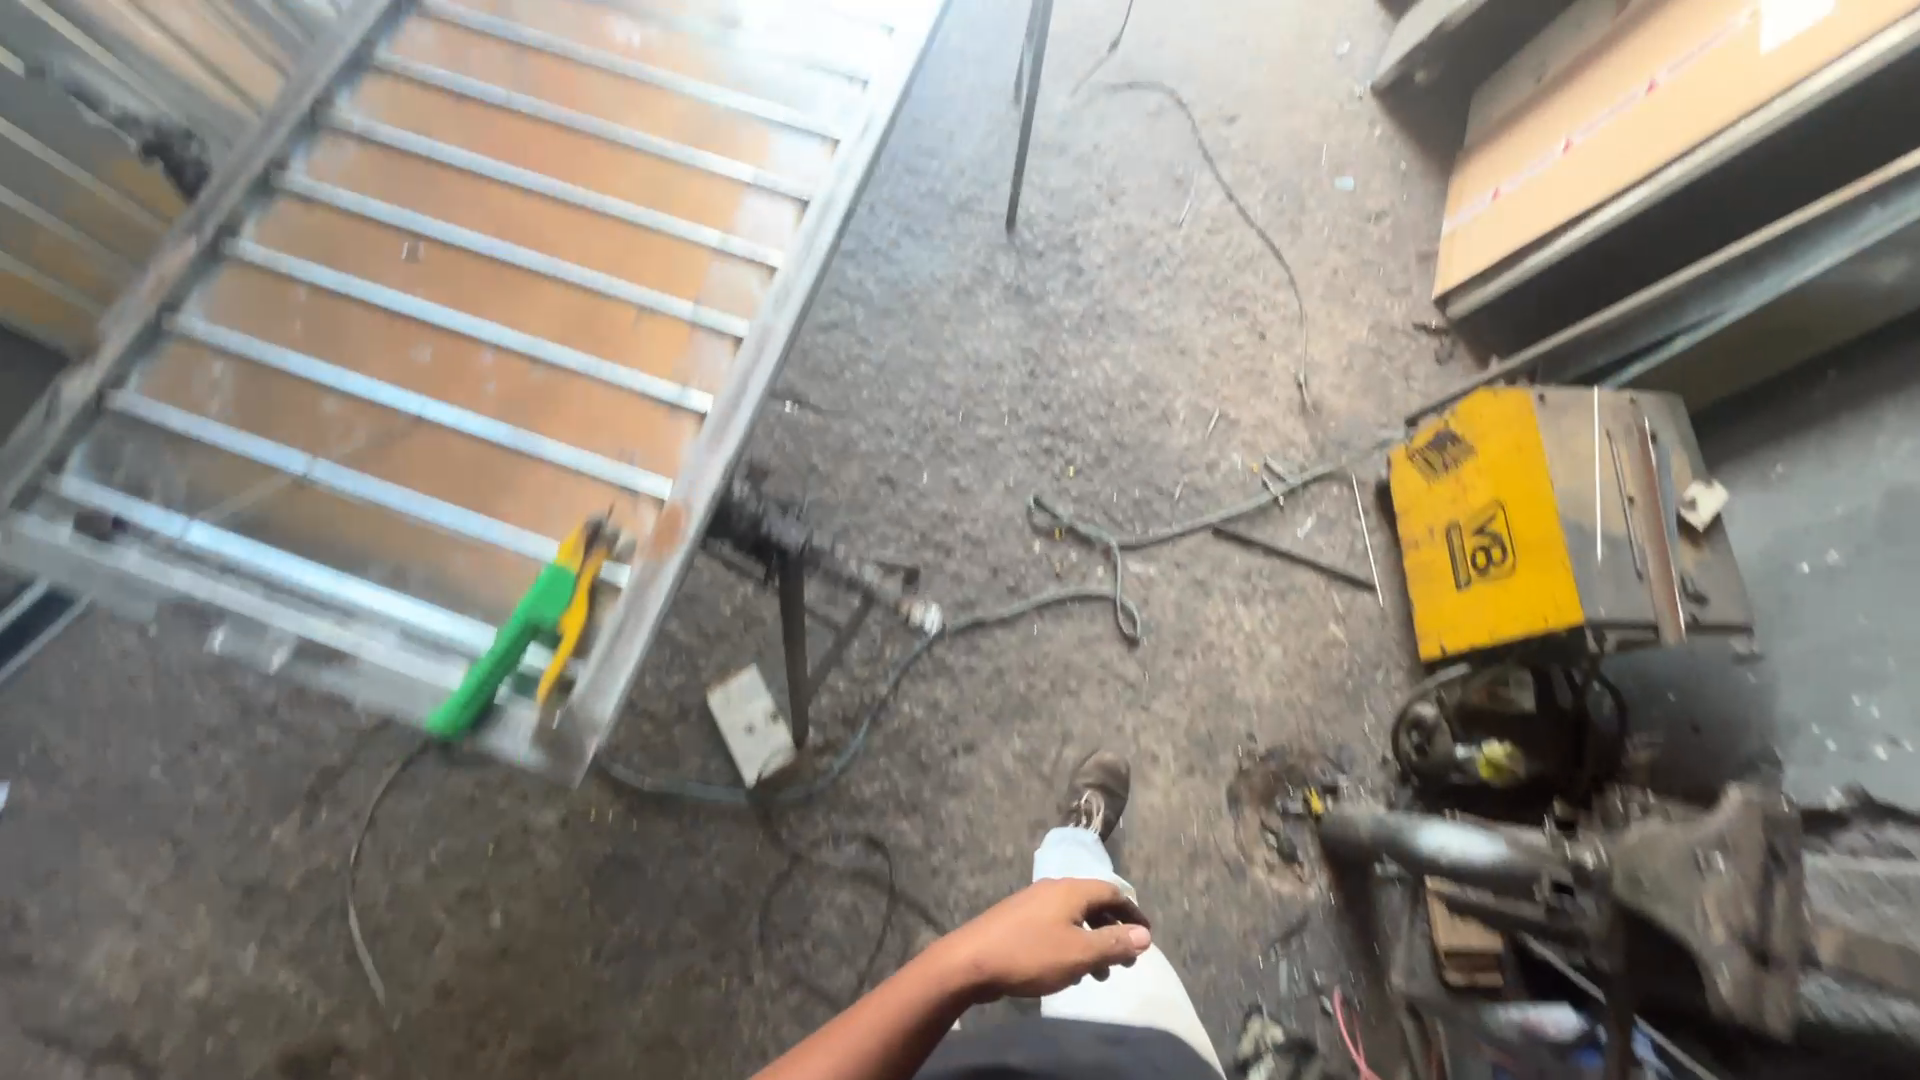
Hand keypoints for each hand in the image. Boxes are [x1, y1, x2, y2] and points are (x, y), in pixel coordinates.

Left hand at [926, 879, 1151, 1001]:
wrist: (972, 960)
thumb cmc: (1031, 954)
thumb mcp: (1079, 953)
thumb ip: (1113, 943)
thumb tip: (1145, 934)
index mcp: (1071, 890)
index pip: (1111, 892)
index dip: (1132, 913)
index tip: (1146, 936)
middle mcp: (1053, 889)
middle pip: (1093, 903)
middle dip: (1113, 931)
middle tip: (1126, 961)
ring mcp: (1033, 902)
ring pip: (1074, 917)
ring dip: (1092, 941)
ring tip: (1100, 974)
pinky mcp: (1019, 919)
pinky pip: (1057, 926)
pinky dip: (1072, 943)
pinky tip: (1069, 968)